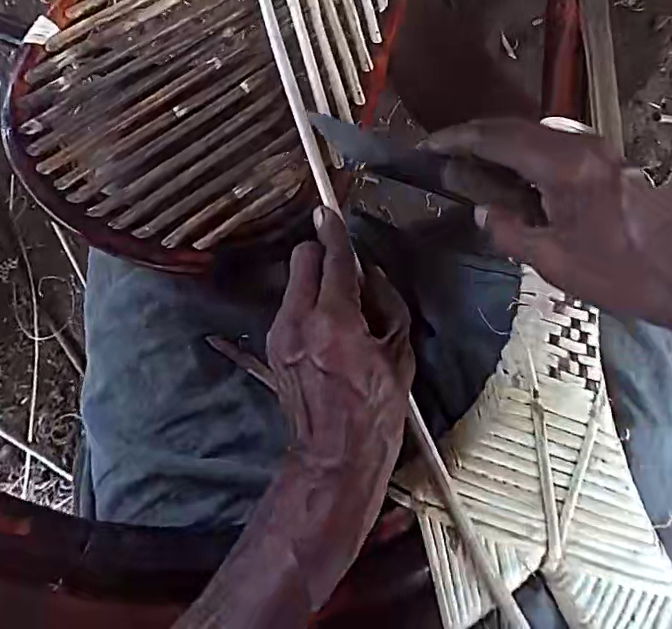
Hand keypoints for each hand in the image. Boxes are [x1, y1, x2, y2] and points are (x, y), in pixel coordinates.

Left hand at [267, 207, 413, 474]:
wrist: (331, 459)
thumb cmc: (375, 415)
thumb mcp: (399, 360)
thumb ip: (386, 307)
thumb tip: (371, 274)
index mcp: (334, 323)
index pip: (333, 262)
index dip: (333, 233)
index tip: (328, 211)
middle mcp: (299, 320)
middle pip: (301, 258)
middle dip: (321, 254)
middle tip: (344, 270)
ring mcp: (280, 332)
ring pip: (293, 282)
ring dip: (315, 282)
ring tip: (341, 311)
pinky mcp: (272, 344)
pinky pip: (290, 306)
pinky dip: (307, 305)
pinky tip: (327, 331)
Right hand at [422, 118, 671, 331]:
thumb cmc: (623, 275)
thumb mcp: (552, 261)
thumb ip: (506, 230)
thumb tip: (481, 210)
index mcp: (562, 167)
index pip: (495, 138)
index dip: (456, 139)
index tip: (428, 146)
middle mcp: (581, 147)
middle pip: (513, 126)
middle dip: (473, 135)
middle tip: (443, 150)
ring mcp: (599, 150)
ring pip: (534, 131)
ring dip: (498, 140)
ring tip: (472, 160)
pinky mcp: (610, 161)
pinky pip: (554, 142)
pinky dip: (524, 148)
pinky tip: (515, 170)